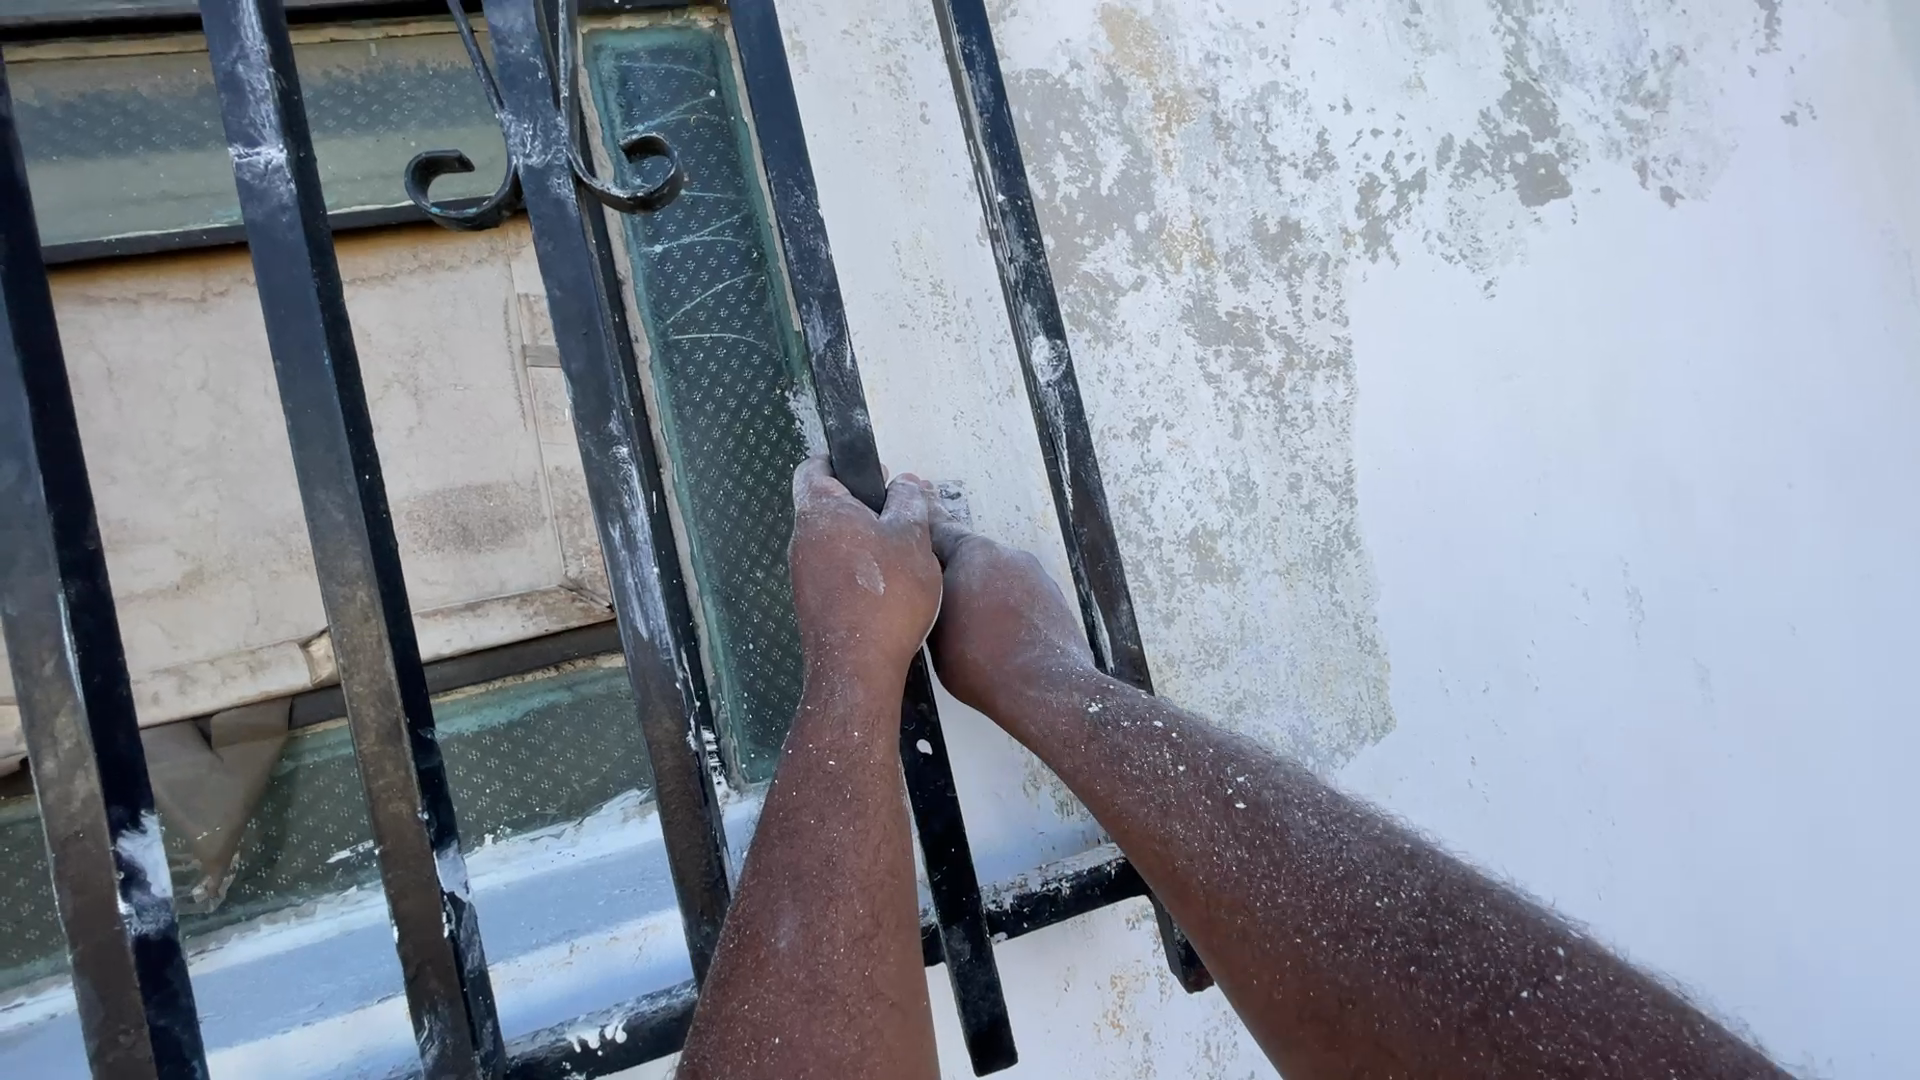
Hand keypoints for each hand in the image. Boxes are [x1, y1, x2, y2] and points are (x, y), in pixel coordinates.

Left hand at [788, 456, 942, 683]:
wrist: (858, 666)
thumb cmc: (885, 598)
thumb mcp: (913, 537)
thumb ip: (909, 501)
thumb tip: (905, 483)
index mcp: (820, 511)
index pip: (814, 467)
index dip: (841, 461)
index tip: (871, 470)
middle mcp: (803, 539)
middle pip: (829, 506)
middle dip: (865, 505)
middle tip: (901, 514)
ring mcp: (804, 573)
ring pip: (835, 541)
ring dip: (866, 540)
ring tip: (902, 554)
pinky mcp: (813, 601)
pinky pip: (836, 571)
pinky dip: (860, 570)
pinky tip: (890, 587)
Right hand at [925, 502, 1097, 734]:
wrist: (1044, 687)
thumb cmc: (982, 664)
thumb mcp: (933, 630)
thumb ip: (929, 597)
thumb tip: (926, 590)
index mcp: (972, 554)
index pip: (939, 527)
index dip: (925, 517)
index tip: (918, 494)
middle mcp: (1005, 555)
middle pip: (970, 554)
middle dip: (953, 570)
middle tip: (940, 589)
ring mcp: (1033, 575)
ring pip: (996, 576)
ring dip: (981, 593)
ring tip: (969, 629)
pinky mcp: (1052, 597)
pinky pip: (1019, 595)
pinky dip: (1006, 608)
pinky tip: (996, 637)